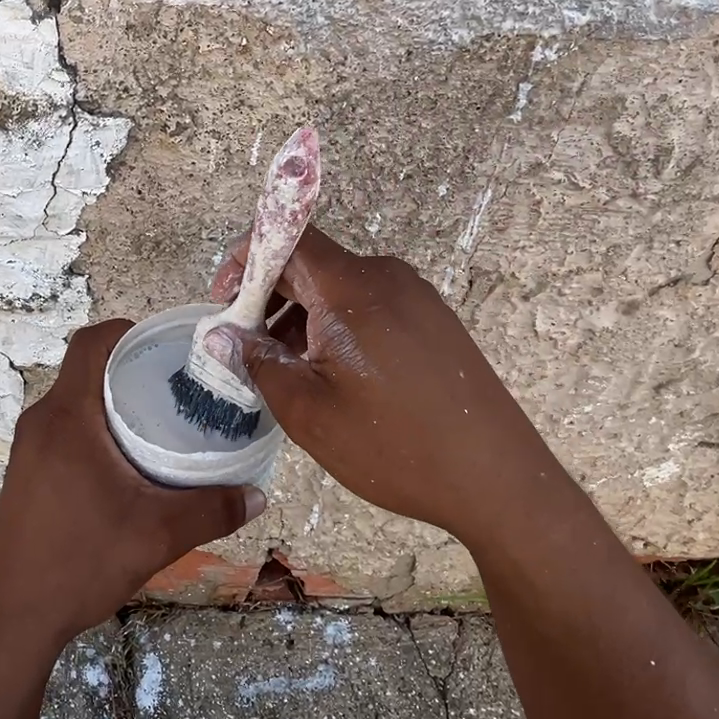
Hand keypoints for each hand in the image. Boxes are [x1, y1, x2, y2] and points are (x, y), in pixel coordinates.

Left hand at [0, 319, 265, 643]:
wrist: (16, 616)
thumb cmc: (81, 562)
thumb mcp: (156, 535)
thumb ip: (210, 510)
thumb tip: (258, 495)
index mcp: (67, 416)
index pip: (90, 342)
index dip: (128, 331)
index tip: (168, 345)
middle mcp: (41, 420)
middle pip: (85, 368)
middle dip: (130, 367)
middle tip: (178, 385)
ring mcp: (29, 446)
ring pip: (75, 399)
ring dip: (112, 399)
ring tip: (160, 420)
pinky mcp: (26, 469)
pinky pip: (64, 426)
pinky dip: (95, 425)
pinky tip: (127, 459)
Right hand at [206, 226, 560, 546]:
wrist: (501, 482)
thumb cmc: (395, 446)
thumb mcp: (308, 411)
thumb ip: (257, 362)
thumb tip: (218, 334)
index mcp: (351, 288)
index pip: (287, 237)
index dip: (246, 257)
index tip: (222, 300)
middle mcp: (385, 277)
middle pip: (311, 262)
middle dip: (267, 294)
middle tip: (243, 342)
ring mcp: (415, 297)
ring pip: (337, 287)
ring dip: (299, 314)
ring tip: (282, 366)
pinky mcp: (433, 321)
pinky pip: (367, 304)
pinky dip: (334, 325)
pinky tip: (329, 372)